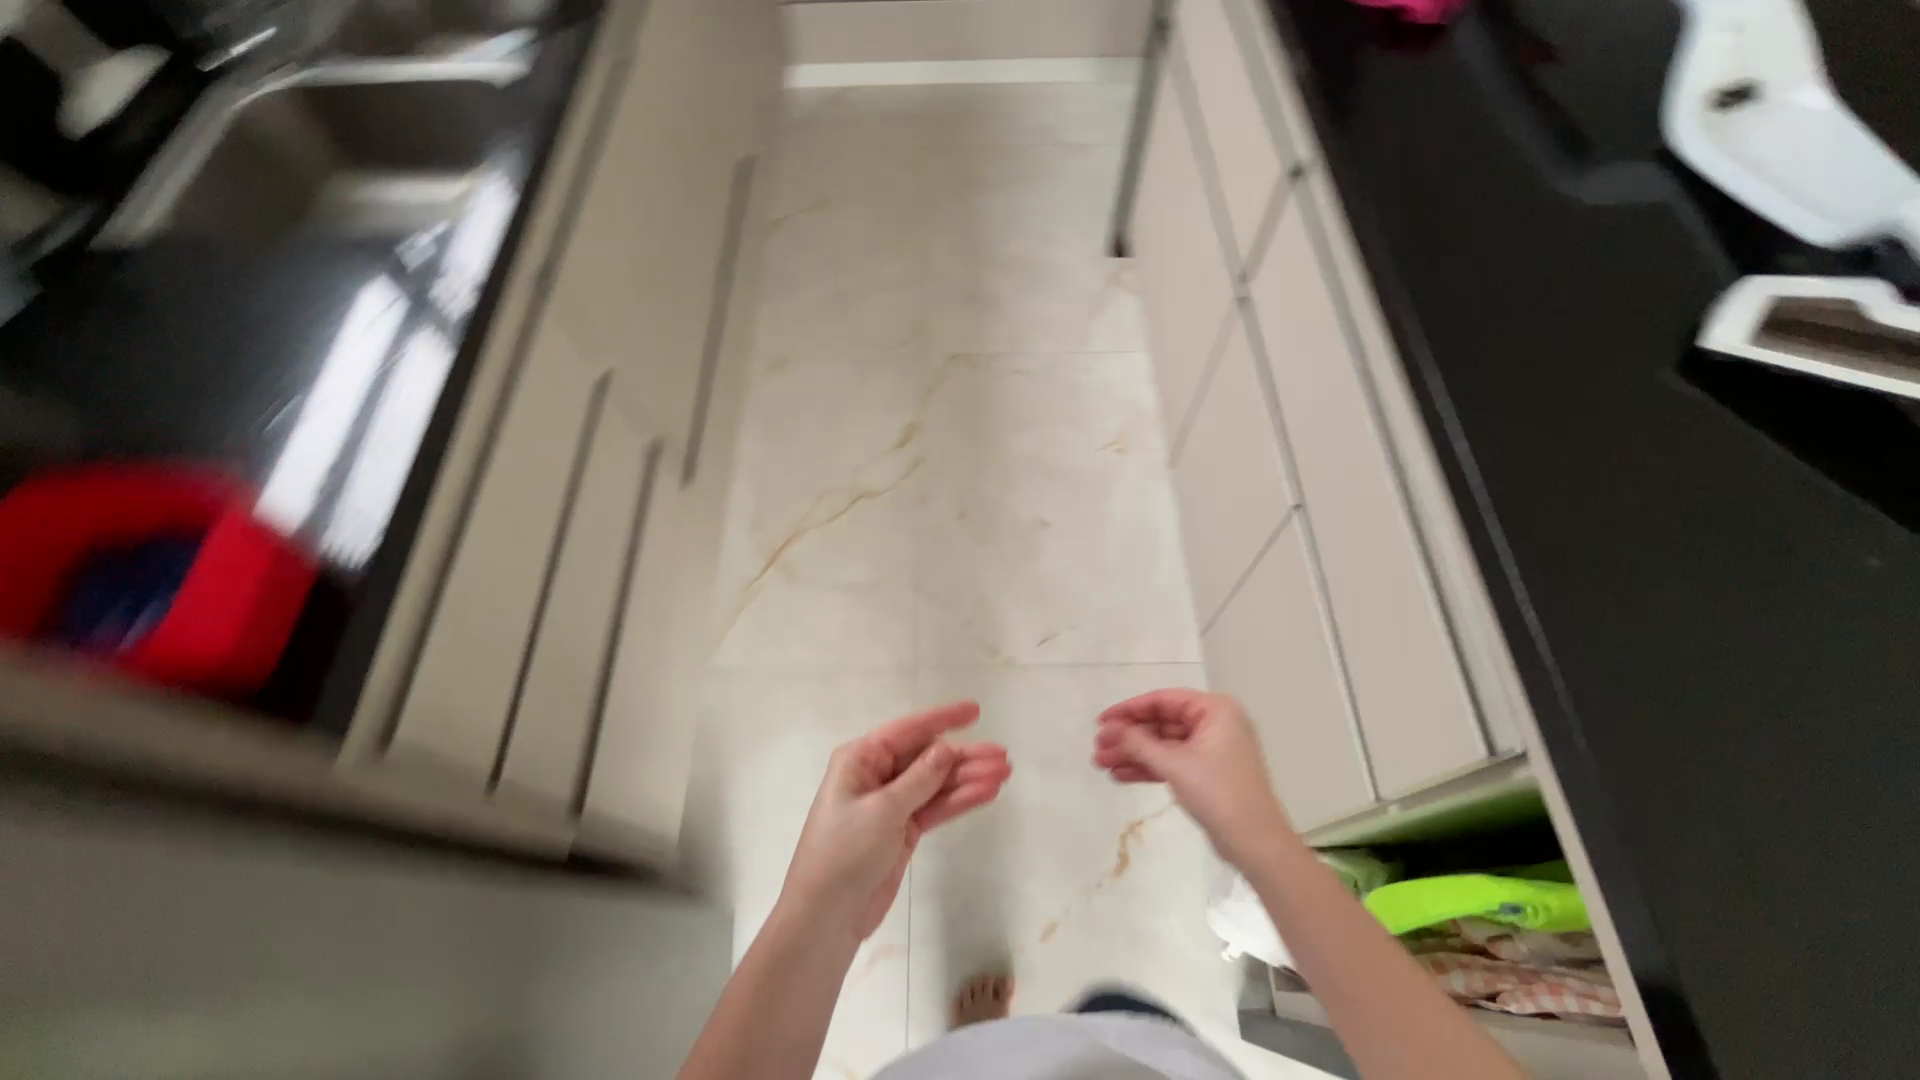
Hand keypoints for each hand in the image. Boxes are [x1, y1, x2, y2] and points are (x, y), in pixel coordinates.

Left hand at [781, 701, 1011, 939]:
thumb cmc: (844, 853)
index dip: (943, 719)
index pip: (908, 731)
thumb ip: (920, 779)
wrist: (827, 915)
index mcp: (860, 759)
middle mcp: (875, 776)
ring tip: (1004, 773)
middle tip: (1003, 756)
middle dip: (964, 755)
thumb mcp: (883, 810)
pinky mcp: (902, 831)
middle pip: (927, 757)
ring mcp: (890, 804)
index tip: (976, 711)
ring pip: (936, 783)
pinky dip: (960, 801)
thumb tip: (947, 748)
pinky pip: (936, 807)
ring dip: (968, 778)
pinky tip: (986, 793)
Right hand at [1092, 688, 1297, 867]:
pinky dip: (1148, 768)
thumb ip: (1138, 743)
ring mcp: (1211, 749)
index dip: (1129, 710)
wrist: (1255, 842)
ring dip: (1133, 754)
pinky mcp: (1206, 773)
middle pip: (1161, 723)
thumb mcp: (1174, 764)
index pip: (1163, 701)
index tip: (1101, 722)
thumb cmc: (1219, 793)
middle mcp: (1214, 724)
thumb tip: (1109, 728)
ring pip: (1163, 745)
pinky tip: (1120, 776)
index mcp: (1215, 710)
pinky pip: (1171, 762)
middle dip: (1128, 737)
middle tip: (1098, 748)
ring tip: (1101, 764)